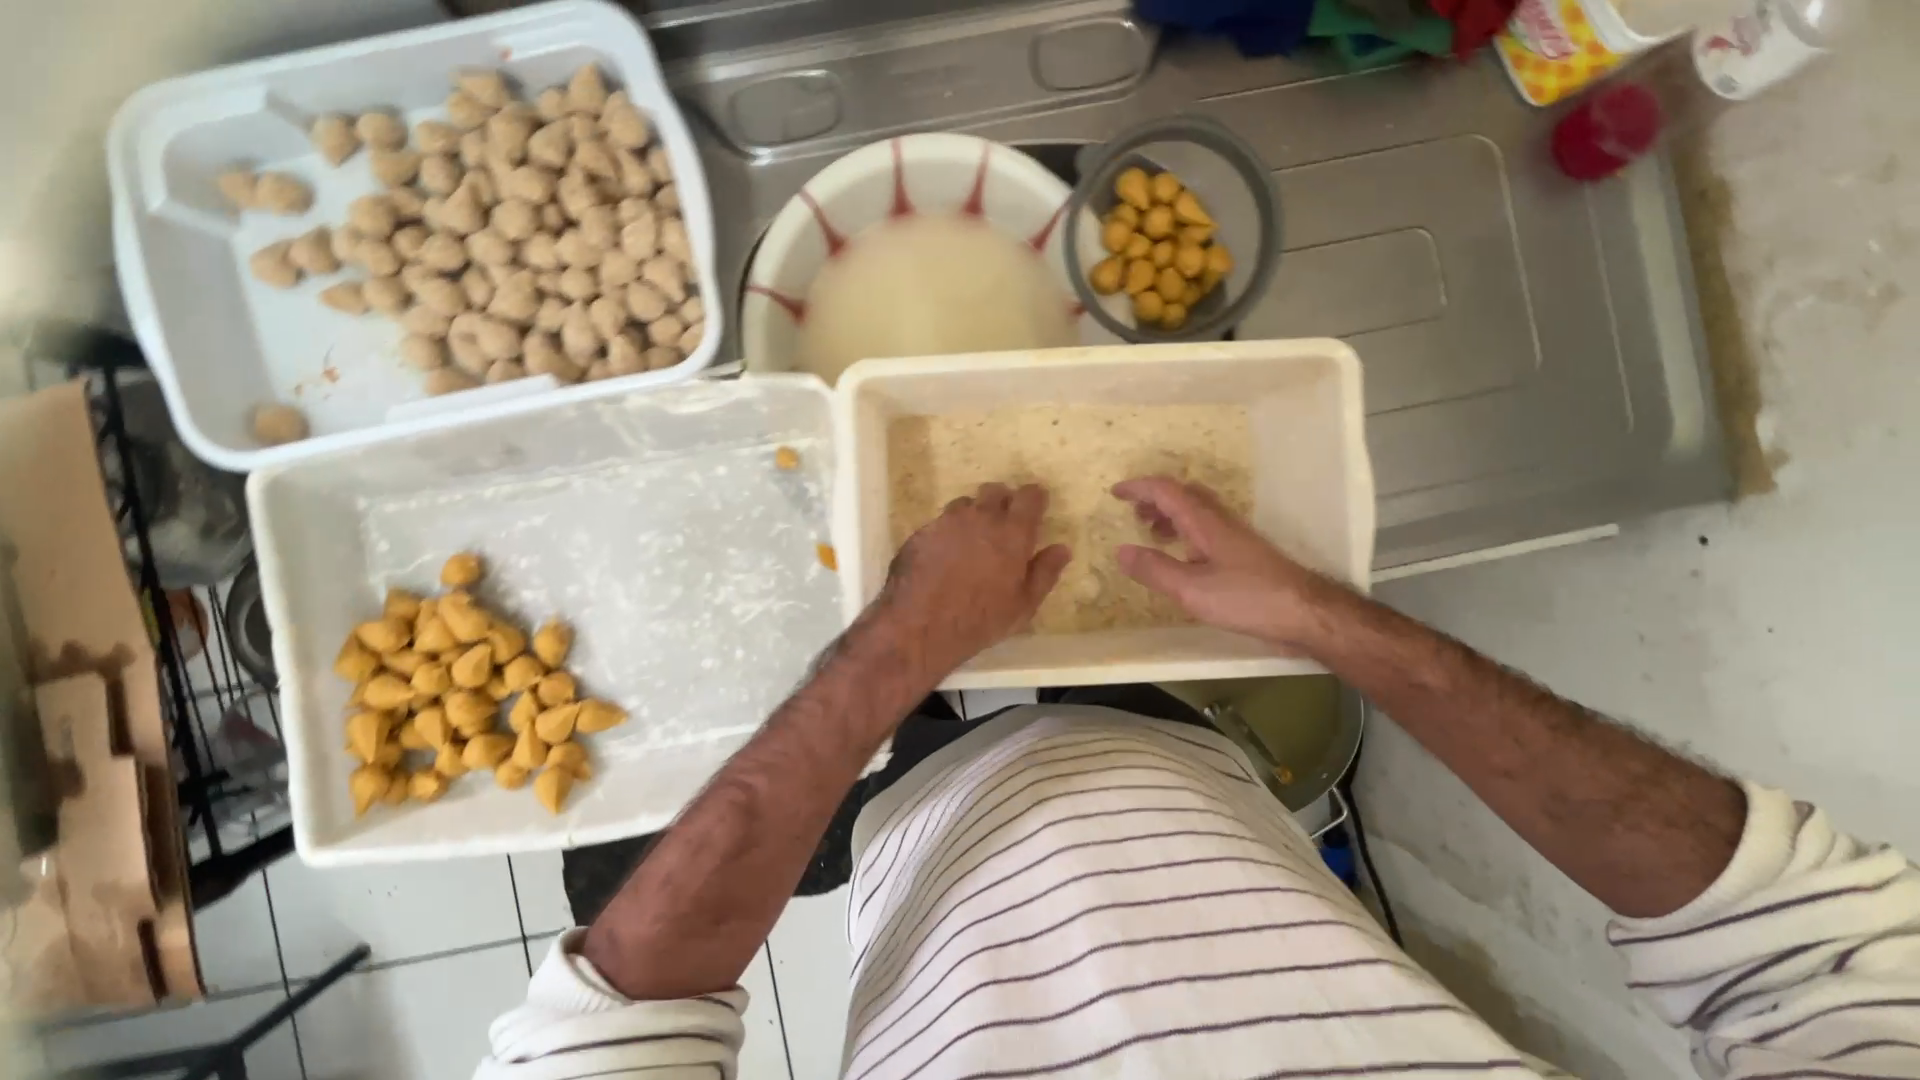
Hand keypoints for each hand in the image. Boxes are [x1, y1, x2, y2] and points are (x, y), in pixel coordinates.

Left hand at [873, 483, 1070, 677]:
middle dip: (1003, 500)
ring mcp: (946, 522)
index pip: (1030, 495)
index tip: (1036, 508)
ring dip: (973, 514)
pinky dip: (948, 532)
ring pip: (965, 504)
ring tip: (973, 539)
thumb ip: (1045, 572)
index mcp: (1012, 532)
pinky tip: (946, 555)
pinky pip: (940, 522)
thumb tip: (1062, 549)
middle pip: (994, 491)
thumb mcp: (1023, 605)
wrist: (919, 625)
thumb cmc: (980, 619)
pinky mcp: (921, 532)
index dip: (1035, 498)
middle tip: (1004, 523)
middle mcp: (980, 517)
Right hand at [1111, 476, 1342, 649]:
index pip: (1167, 491)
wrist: (1303, 613)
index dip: (1139, 487)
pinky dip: (1186, 533)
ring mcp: (1235, 537)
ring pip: (1198, 512)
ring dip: (1171, 515)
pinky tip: (1183, 558)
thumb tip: (1121, 551)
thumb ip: (1154, 570)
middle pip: (1185, 495)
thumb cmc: (1246, 599)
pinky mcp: (1244, 554)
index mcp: (1205, 523)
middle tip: (1134, 514)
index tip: (1115, 493)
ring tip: (1152, 535)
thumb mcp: (1191, 589)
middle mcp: (1220, 522)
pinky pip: (1207, 529)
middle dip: (1155, 499)